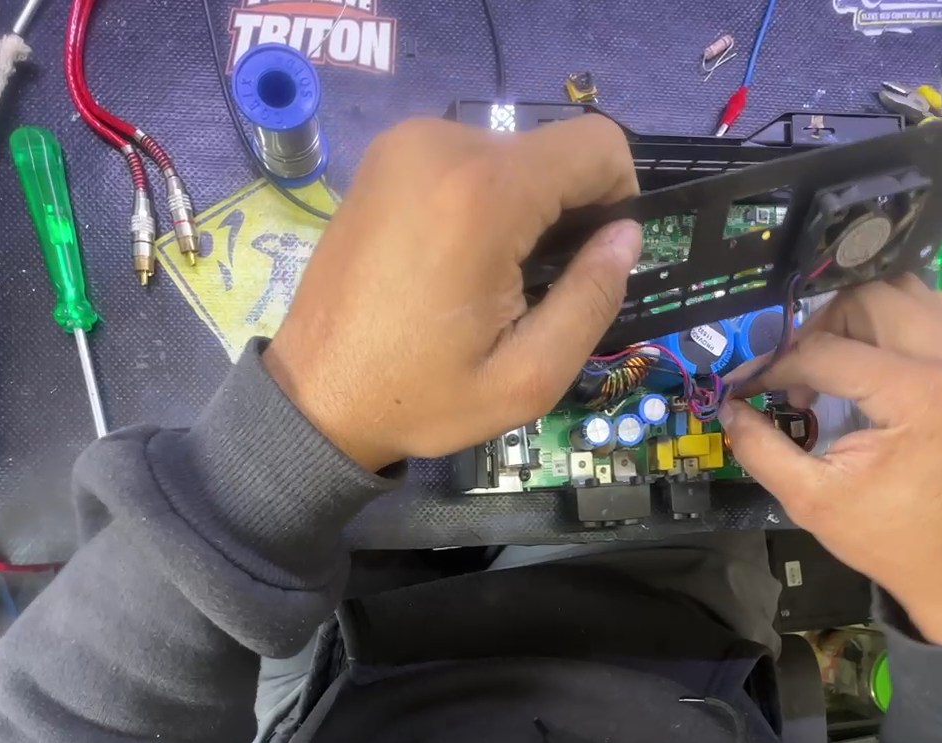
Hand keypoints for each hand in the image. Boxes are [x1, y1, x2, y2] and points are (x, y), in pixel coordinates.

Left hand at [265, 115, 641, 470]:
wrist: (316, 397)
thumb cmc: (420, 399)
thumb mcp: (527, 378)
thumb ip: (591, 300)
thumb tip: (625, 238)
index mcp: (483, 193)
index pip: (597, 145)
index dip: (618, 198)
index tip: (596, 259)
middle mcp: (441, 144)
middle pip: (552, 153)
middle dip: (563, 215)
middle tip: (531, 291)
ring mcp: (403, 146)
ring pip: (509, 157)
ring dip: (520, 213)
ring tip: (488, 285)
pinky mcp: (382, 160)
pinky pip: (463, 162)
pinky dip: (479, 204)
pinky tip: (454, 264)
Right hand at [720, 277, 941, 644]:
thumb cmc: (890, 539)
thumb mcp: (811, 500)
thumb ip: (761, 448)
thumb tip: (729, 409)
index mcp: (918, 395)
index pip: (825, 351)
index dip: (774, 367)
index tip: (745, 390)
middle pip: (868, 299)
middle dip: (816, 330)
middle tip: (793, 375)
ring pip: (904, 294)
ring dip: (855, 319)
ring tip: (828, 366)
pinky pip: (932, 314)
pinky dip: (891, 326)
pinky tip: (866, 366)